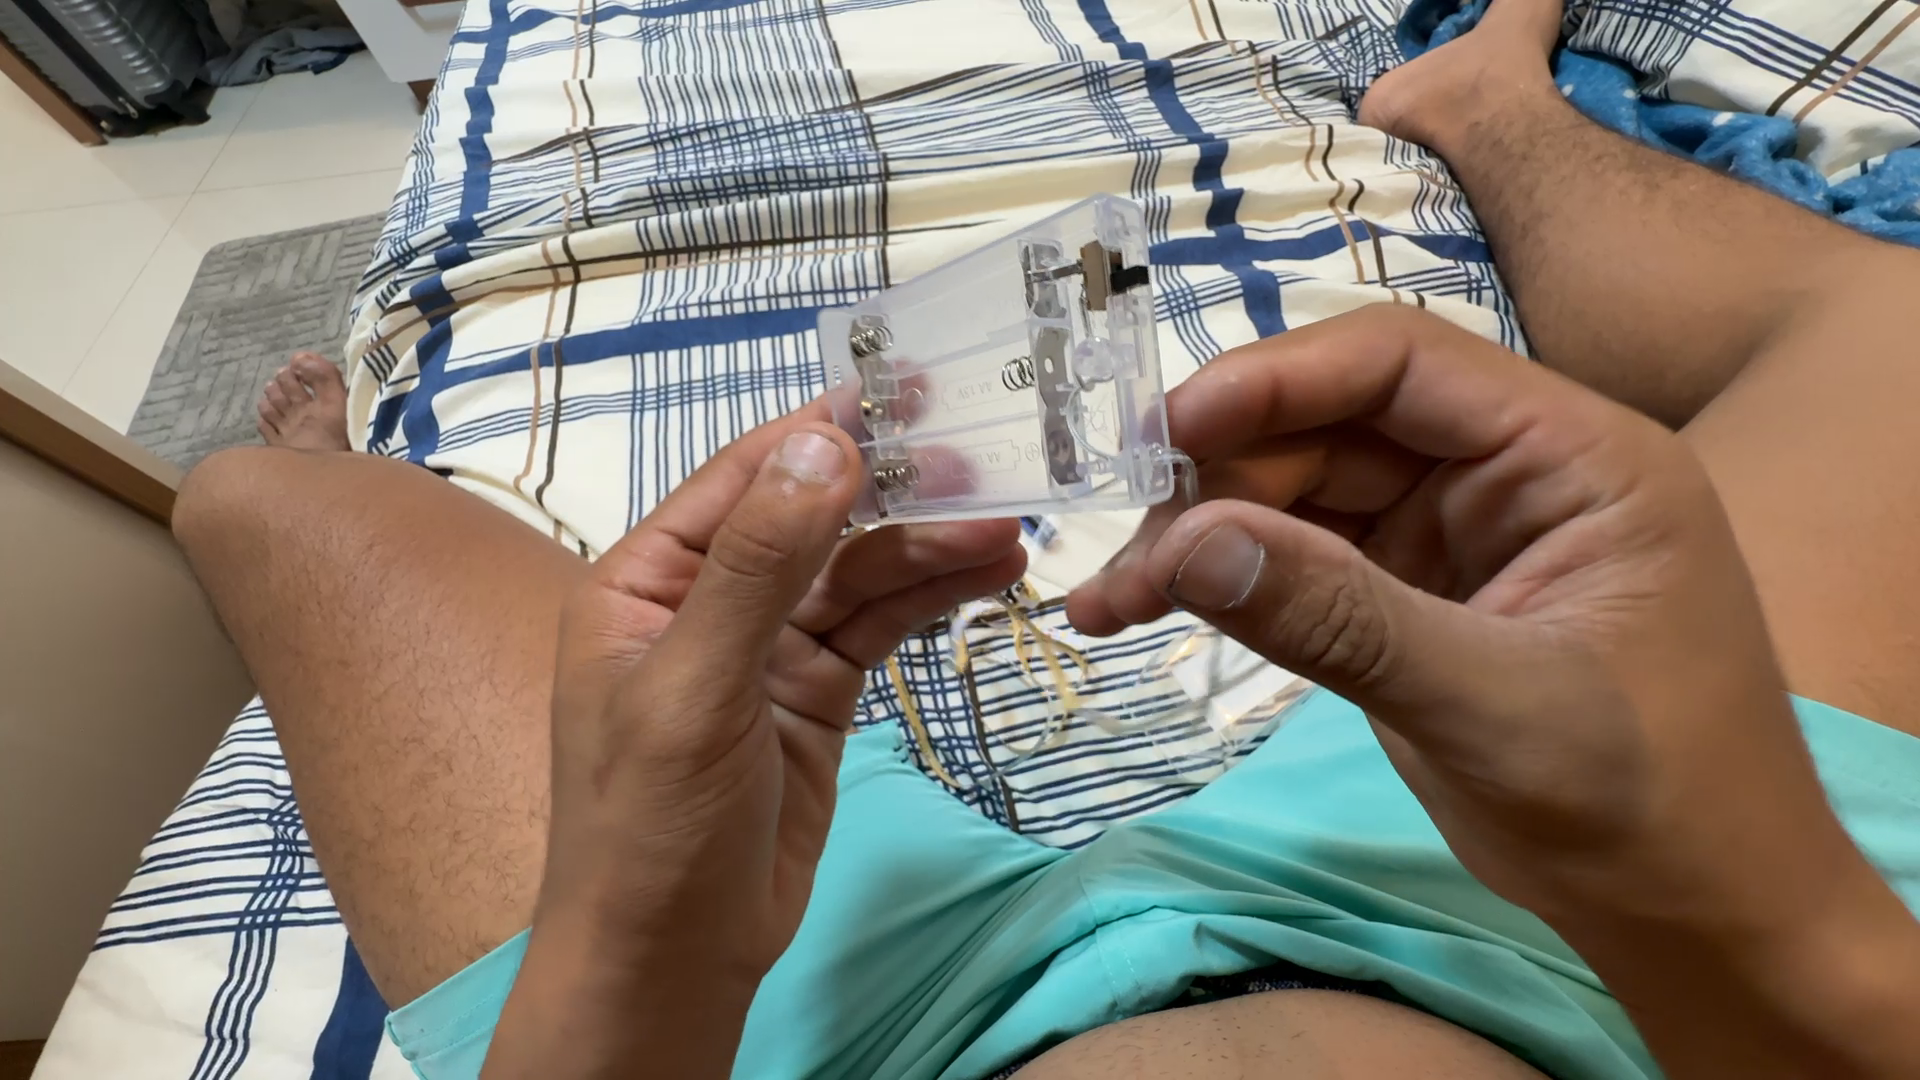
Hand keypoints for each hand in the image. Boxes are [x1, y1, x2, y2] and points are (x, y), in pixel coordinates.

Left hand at [488, 404, 1024, 1078]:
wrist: (678, 958)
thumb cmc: (655, 824)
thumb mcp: (696, 688)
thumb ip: (757, 564)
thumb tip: (823, 443)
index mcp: (651, 577)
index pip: (744, 479)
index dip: (820, 433)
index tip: (902, 395)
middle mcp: (713, 597)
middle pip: (816, 522)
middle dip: (895, 497)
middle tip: (980, 468)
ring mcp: (772, 643)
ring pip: (859, 575)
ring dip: (929, 552)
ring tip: (1007, 535)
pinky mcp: (820, 686)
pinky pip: (879, 625)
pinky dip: (930, 600)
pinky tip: (984, 578)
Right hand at [1068, 306, 1862, 928]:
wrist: (1678, 909)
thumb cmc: (1642, 805)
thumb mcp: (1491, 707)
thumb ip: (1338, 619)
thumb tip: (1184, 548)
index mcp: (1563, 455)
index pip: (1396, 366)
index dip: (1273, 382)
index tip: (1166, 434)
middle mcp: (1486, 470)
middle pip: (1313, 433)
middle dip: (1209, 488)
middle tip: (1128, 563)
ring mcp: (1426, 527)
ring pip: (1278, 494)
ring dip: (1189, 540)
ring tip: (1110, 602)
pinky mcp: (1379, 583)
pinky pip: (1276, 555)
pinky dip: (1208, 579)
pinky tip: (1139, 608)